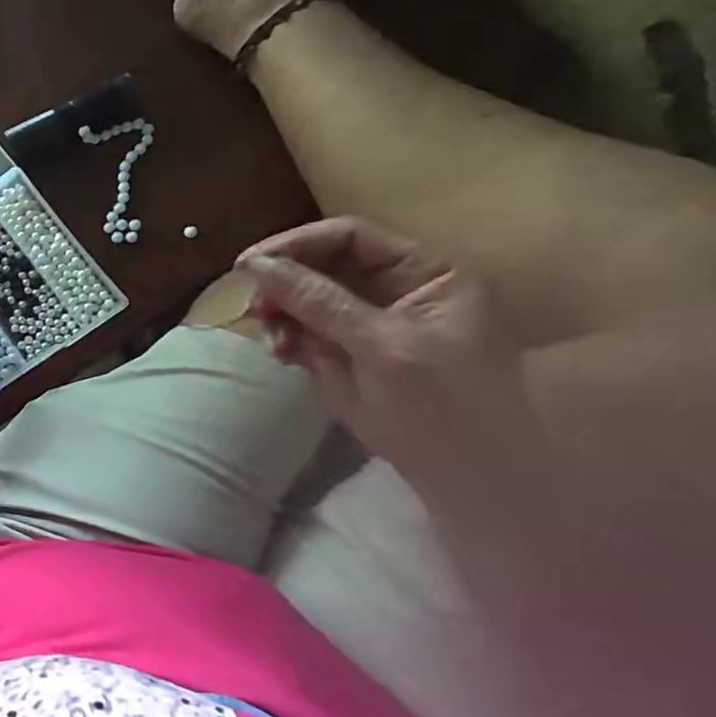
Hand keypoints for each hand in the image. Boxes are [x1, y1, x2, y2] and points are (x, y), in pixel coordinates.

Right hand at [238, 217, 536, 494]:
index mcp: (425, 275)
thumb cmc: (441, 407)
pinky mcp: (347, 354)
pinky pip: (305, 332)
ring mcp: (369, 324)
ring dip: (281, 315)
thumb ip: (319, 302)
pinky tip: (282, 355)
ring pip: (307, 300)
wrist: (468, 478)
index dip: (296, 244)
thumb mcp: (380, 347)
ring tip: (272, 342)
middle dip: (284, 284)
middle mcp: (396, 291)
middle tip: (253, 309)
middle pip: (324, 265)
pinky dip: (287, 339)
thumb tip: (256, 265)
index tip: (246, 265)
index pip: (351, 237)